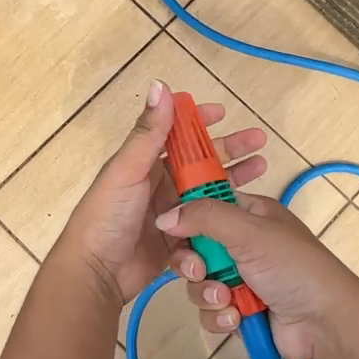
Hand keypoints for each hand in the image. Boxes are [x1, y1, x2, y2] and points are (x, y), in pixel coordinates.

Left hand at [52, 80, 267, 304]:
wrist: (97, 273)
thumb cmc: (107, 216)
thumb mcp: (127, 170)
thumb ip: (148, 132)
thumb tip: (161, 85)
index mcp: (144, 164)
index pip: (176, 136)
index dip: (198, 122)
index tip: (223, 113)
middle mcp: (158, 185)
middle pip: (200, 163)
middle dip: (230, 151)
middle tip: (259, 143)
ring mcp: (170, 214)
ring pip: (209, 193)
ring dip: (234, 181)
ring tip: (261, 171)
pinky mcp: (178, 241)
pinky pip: (205, 226)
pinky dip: (222, 220)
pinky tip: (243, 214)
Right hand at [158, 193, 358, 358]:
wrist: (325, 323)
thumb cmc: (292, 266)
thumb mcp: (250, 231)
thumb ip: (205, 218)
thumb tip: (163, 217)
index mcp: (249, 214)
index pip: (204, 207)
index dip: (186, 218)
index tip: (172, 231)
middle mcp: (242, 244)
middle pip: (194, 248)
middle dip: (192, 264)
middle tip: (199, 271)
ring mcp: (240, 278)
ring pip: (198, 283)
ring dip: (208, 294)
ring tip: (228, 300)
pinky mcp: (239, 309)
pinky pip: (210, 310)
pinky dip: (219, 316)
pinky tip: (237, 319)